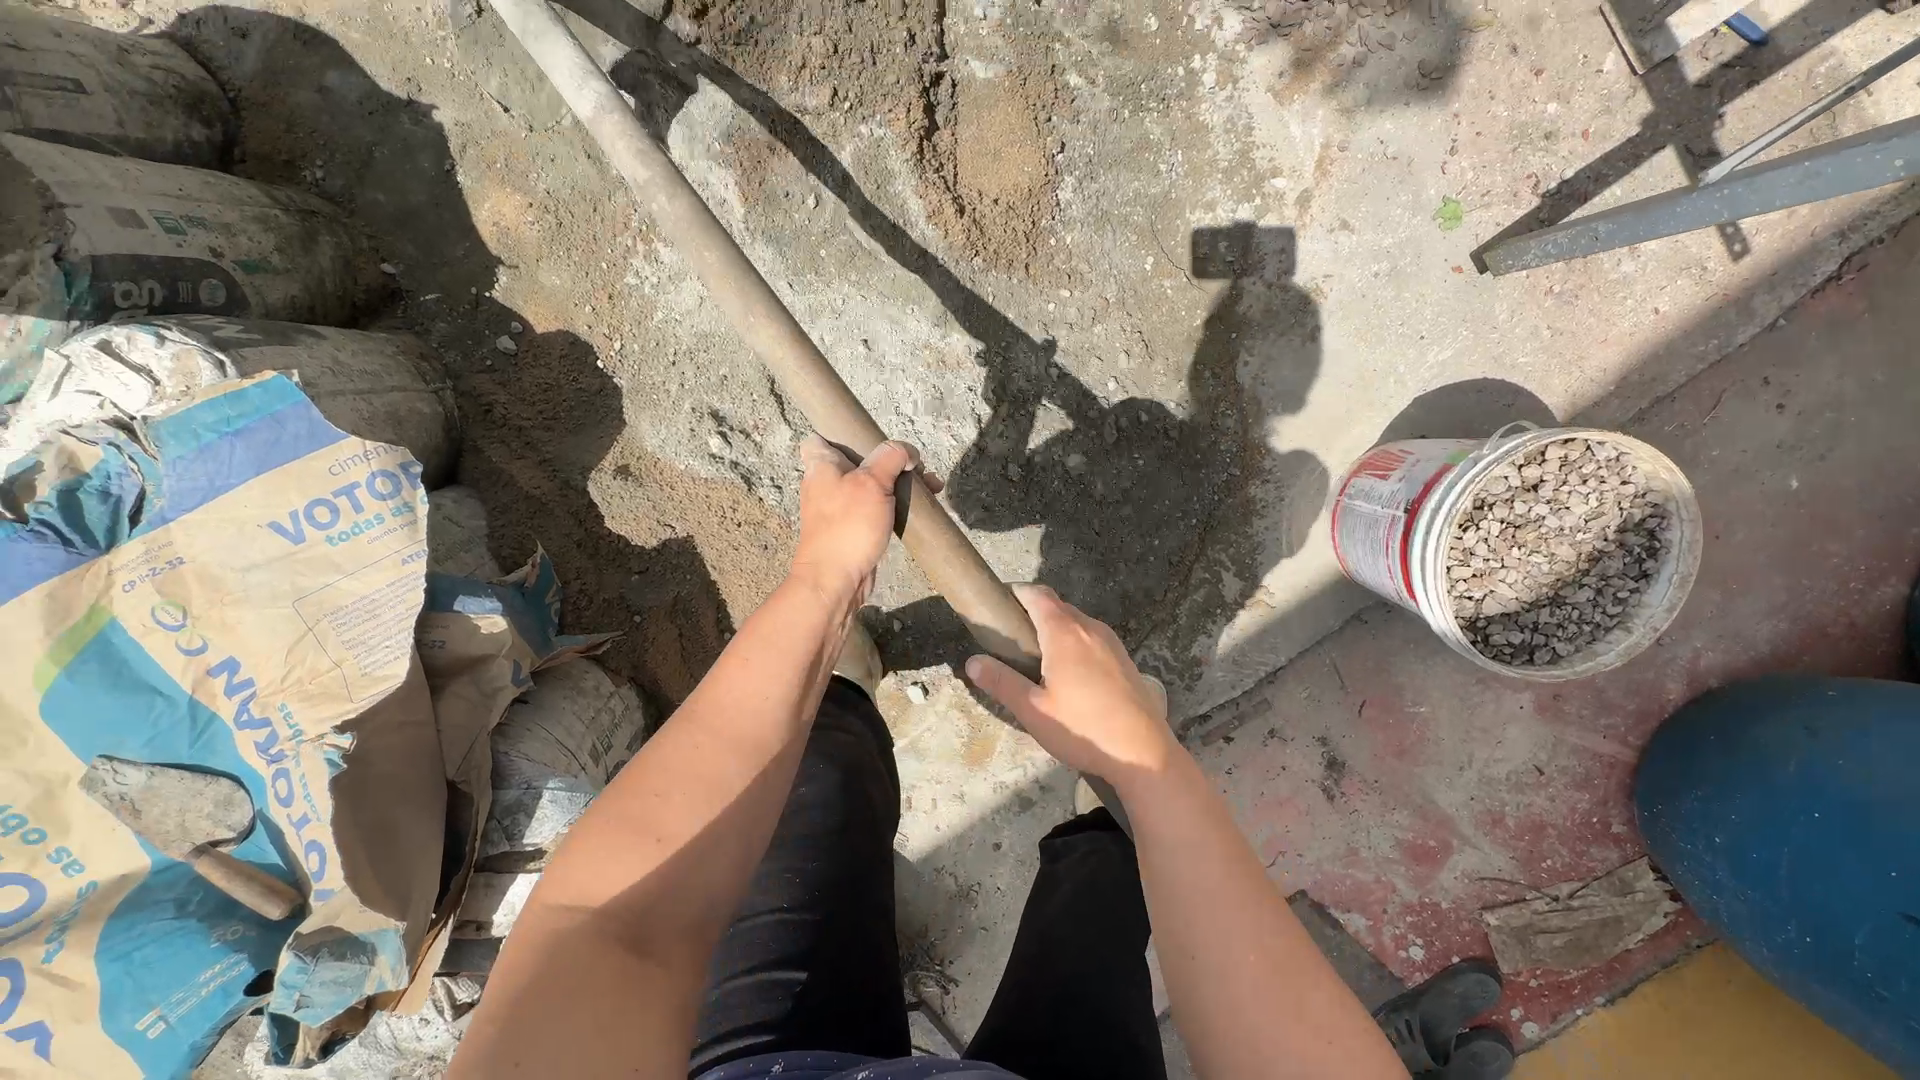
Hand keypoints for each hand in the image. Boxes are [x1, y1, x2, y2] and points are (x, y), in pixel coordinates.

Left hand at [789, 435, 934, 607]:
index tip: (872, 439)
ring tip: (931, 486)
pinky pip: (878, 509)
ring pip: (873, 486)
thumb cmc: (848, 527)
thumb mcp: (872, 482)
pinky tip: (922, 507)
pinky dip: (897, 506)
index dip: (844, 435)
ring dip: (900, 484)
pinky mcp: (854, 529)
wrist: (836, 580)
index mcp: (822, 465)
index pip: (821, 438)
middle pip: (861, 461)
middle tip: (917, 468)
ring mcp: (840, 508)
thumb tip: (906, 451)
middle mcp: (827, 483)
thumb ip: (890, 457)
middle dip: (891, 462)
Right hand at [965, 585, 1181, 786]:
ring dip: (1055, 628)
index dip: (1016, 593)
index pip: (1037, 594)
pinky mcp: (1125, 659)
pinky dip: (1075, 642)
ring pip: (1077, 622)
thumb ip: (1002, 682)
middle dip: (1032, 612)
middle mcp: (1091, 628)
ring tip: (1036, 657)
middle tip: (1009, 637)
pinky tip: (1068, 674)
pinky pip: (1093, 638)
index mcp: (1065, 633)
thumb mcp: (1034, 710)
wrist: (1143, 752)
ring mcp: (1112, 642)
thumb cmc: (1083, 729)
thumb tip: (972, 662)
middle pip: (1058, 606)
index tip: (997, 605)